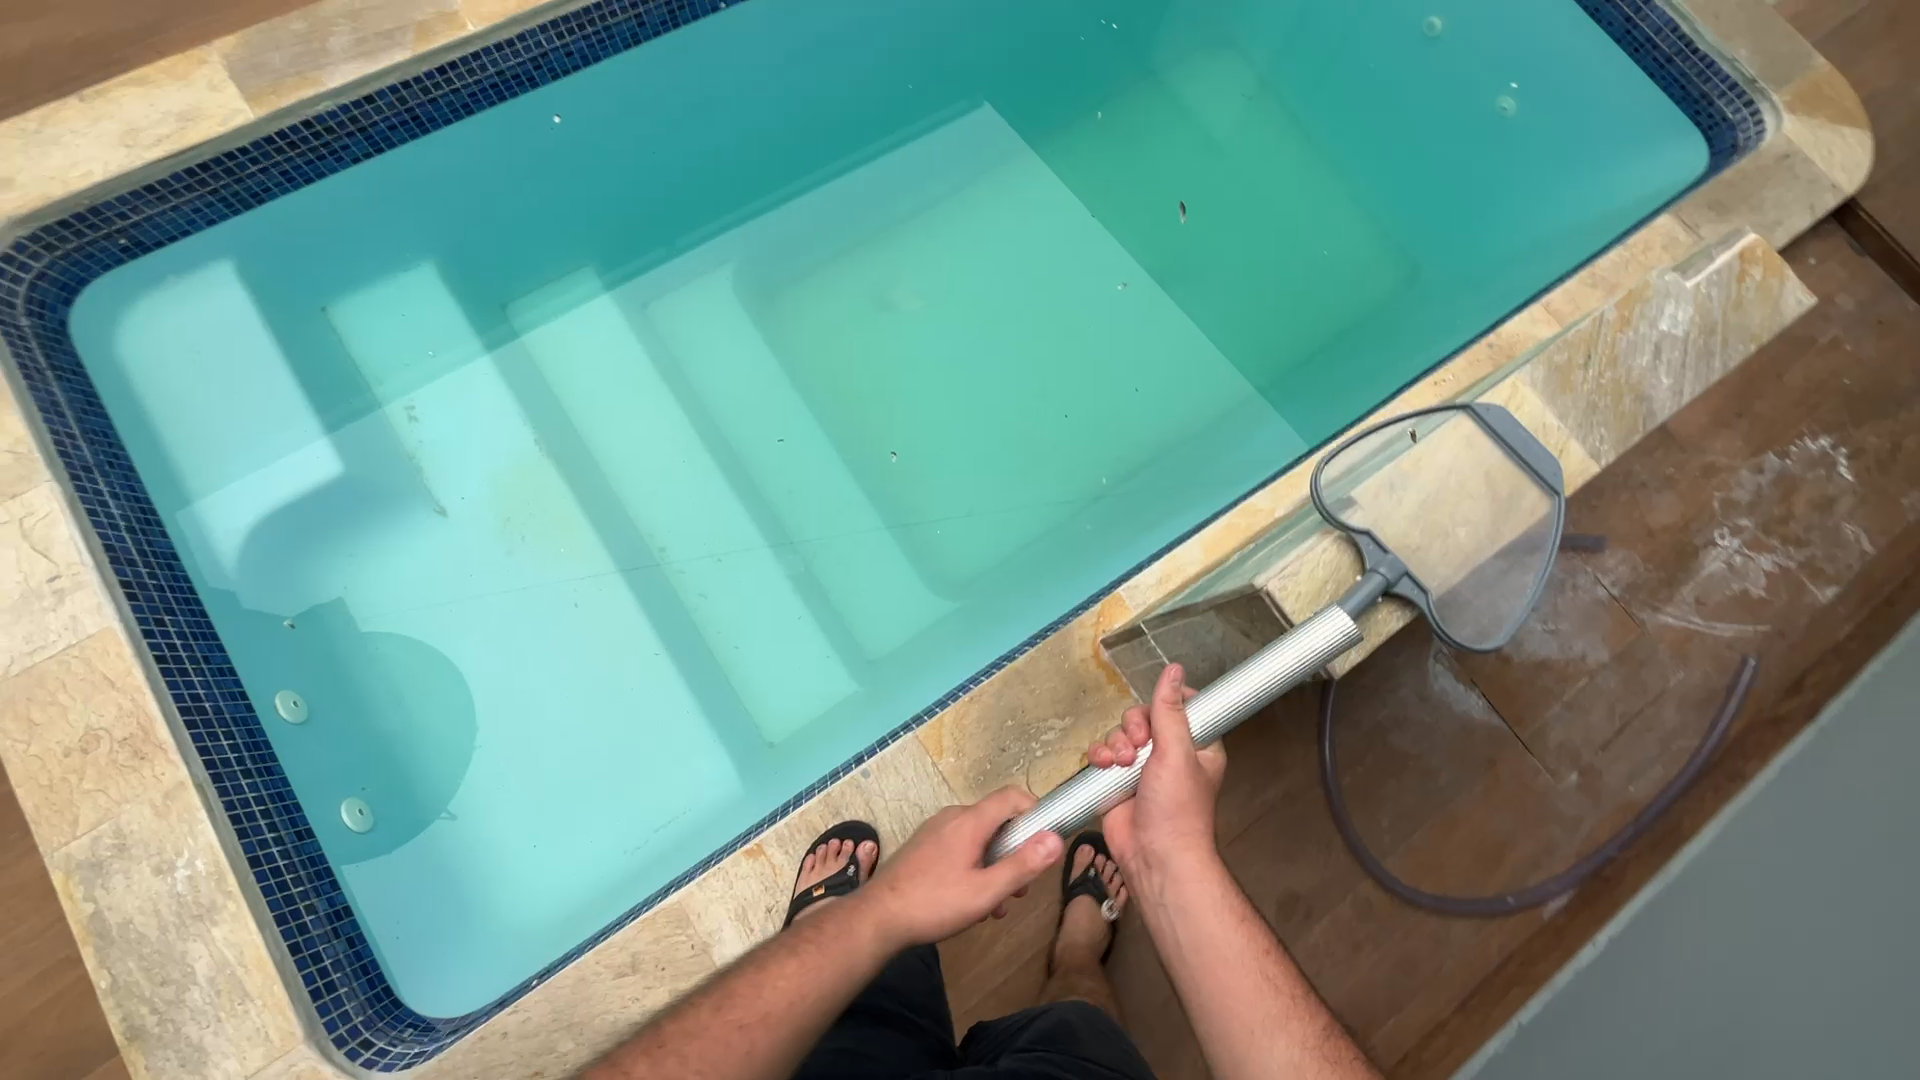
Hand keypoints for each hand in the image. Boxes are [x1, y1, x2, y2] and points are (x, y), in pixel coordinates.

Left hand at [857, 787, 1063, 947]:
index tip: (1046, 840)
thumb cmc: (935, 903)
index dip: (1035, 811)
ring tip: (996, 905)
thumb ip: (1022, 865)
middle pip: (997, 821)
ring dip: (994, 866)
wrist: (878, 917)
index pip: (1012, 796)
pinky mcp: (924, 846)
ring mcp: (935, 831)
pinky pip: (960, 847)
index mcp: (970, 821)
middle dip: (1015, 852)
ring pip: (979, 839)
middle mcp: (953, 817)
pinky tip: (971, 903)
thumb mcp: (986, 891)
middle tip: (1020, 889)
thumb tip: (1055, 839)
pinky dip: (974, 867)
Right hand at [1086, 663, 1227, 881]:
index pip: (1182, 707)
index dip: (1166, 703)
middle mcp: (1170, 755)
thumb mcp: (1176, 753)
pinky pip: (1104, 754)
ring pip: (1121, 734)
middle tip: (1139, 744)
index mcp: (1197, 746)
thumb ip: (1170, 710)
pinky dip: (1100, 756)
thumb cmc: (1177, 811)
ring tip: (1120, 763)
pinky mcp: (1118, 781)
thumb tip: (1174, 670)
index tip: (1158, 710)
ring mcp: (1142, 768)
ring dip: (1116, 743)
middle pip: (1145, 717)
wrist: (1154, 858)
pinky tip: (1103, 766)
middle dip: (1135, 727)